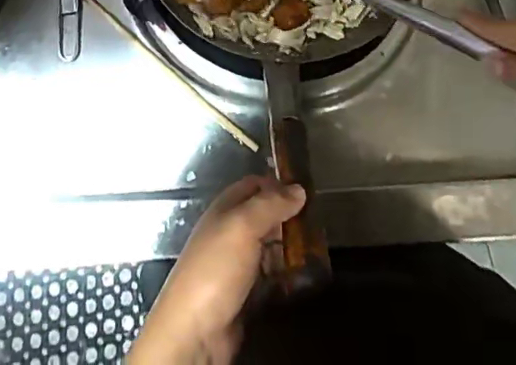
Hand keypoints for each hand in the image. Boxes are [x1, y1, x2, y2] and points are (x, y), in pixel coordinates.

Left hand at [128, 175, 305, 364]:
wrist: (195, 330)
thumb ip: (269, 205)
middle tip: (320, 225)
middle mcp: (231, 232)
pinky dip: (287, 277)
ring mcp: (238, 265)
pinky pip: (271, 278)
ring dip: (291, 249)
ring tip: (320, 252)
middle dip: (289, 219)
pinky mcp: (246, 294)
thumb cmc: (216, 268)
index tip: (307, 194)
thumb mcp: (242, 227)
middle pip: (264, 217)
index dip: (278, 186)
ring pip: (270, 248)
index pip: (253, 186)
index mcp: (225, 210)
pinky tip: (306, 279)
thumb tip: (298, 189)